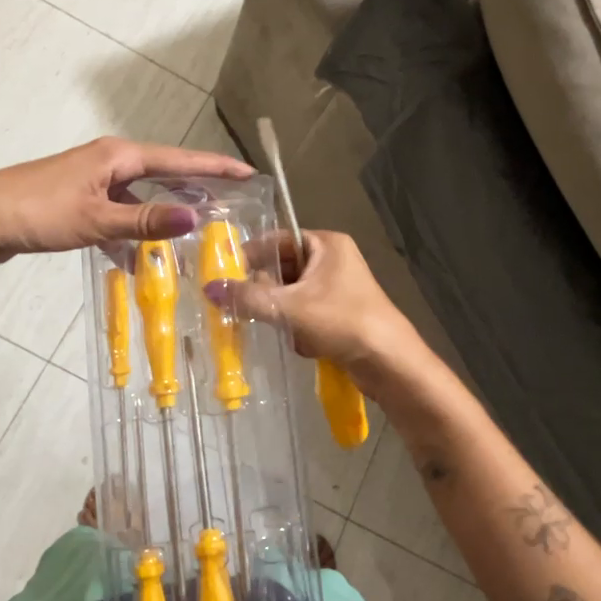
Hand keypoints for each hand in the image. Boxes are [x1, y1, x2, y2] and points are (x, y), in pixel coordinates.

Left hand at [0, 137, 253, 274]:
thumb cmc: (38, 212)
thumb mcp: (96, 220)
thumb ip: (145, 221)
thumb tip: (196, 217)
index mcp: (118, 156)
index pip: (178, 159)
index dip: (214, 167)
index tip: (248, 172)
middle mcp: (109, 161)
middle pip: (163, 174)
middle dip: (193, 190)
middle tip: (229, 205)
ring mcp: (91, 180)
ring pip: (139, 197)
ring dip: (161, 216)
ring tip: (193, 234)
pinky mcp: (77, 200)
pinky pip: (117, 213)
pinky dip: (130, 233)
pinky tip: (137, 261)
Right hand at [204, 230, 433, 394]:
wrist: (390, 362)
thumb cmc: (343, 322)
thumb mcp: (290, 308)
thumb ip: (248, 298)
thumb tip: (210, 289)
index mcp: (327, 243)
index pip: (277, 239)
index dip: (250, 255)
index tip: (224, 275)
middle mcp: (333, 259)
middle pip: (282, 268)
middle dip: (267, 291)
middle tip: (244, 307)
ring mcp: (338, 287)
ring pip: (291, 294)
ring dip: (282, 313)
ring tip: (280, 329)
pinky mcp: (339, 314)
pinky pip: (304, 313)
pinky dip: (298, 328)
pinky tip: (303, 344)